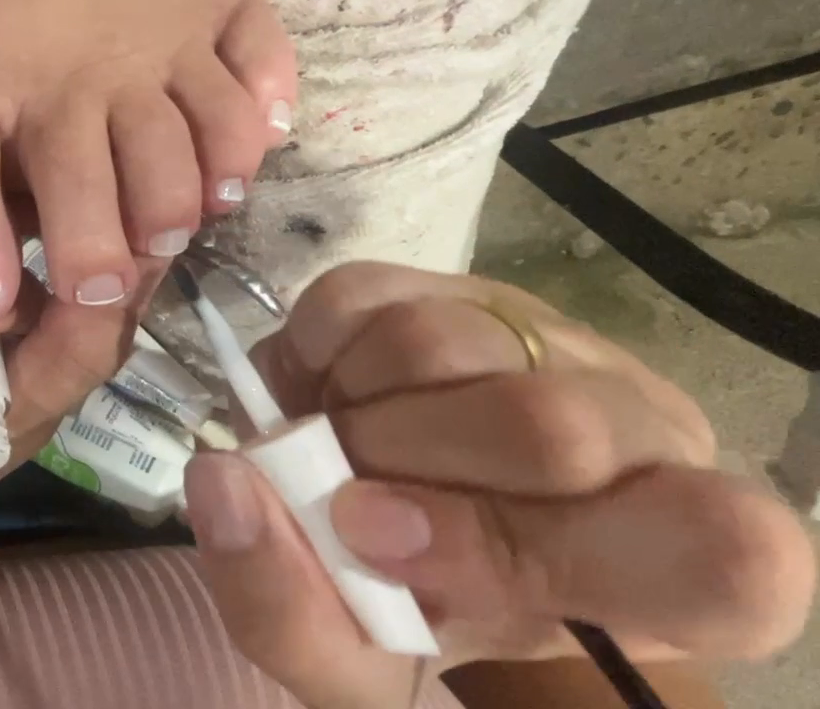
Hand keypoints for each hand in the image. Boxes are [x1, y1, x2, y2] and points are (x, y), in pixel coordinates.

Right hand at [182, 263, 814, 708]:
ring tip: (332, 442)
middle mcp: (637, 435)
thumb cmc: (383, 603)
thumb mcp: (341, 662)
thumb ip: (283, 606)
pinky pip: (356, 298)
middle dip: (392, 463)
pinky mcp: (437, 284)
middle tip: (332, 492)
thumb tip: (222, 485)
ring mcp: (536, 338)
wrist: (349, 498)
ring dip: (342, 407)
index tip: (374, 541)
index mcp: (667, 569)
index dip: (526, 545)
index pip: (722, 554)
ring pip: (434, 345)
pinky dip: (307, 352)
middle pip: (547, 427)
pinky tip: (323, 390)